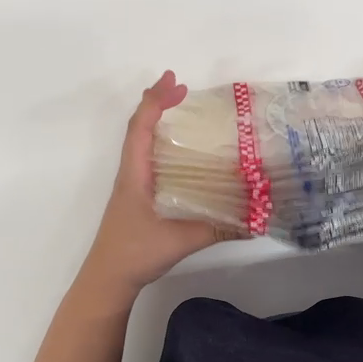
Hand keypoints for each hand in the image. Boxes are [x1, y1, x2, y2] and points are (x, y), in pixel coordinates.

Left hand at [82, 71, 240, 293]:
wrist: (108, 280)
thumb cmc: (134, 253)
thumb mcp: (179, 241)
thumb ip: (217, 228)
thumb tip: (255, 220)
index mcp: (135, 175)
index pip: (141, 128)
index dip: (155, 101)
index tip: (175, 82)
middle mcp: (131, 176)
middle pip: (139, 130)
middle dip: (158, 105)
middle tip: (183, 90)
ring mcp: (132, 189)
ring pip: (142, 146)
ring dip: (159, 125)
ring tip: (182, 113)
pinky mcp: (137, 201)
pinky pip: (149, 163)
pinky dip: (162, 148)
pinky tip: (182, 158)